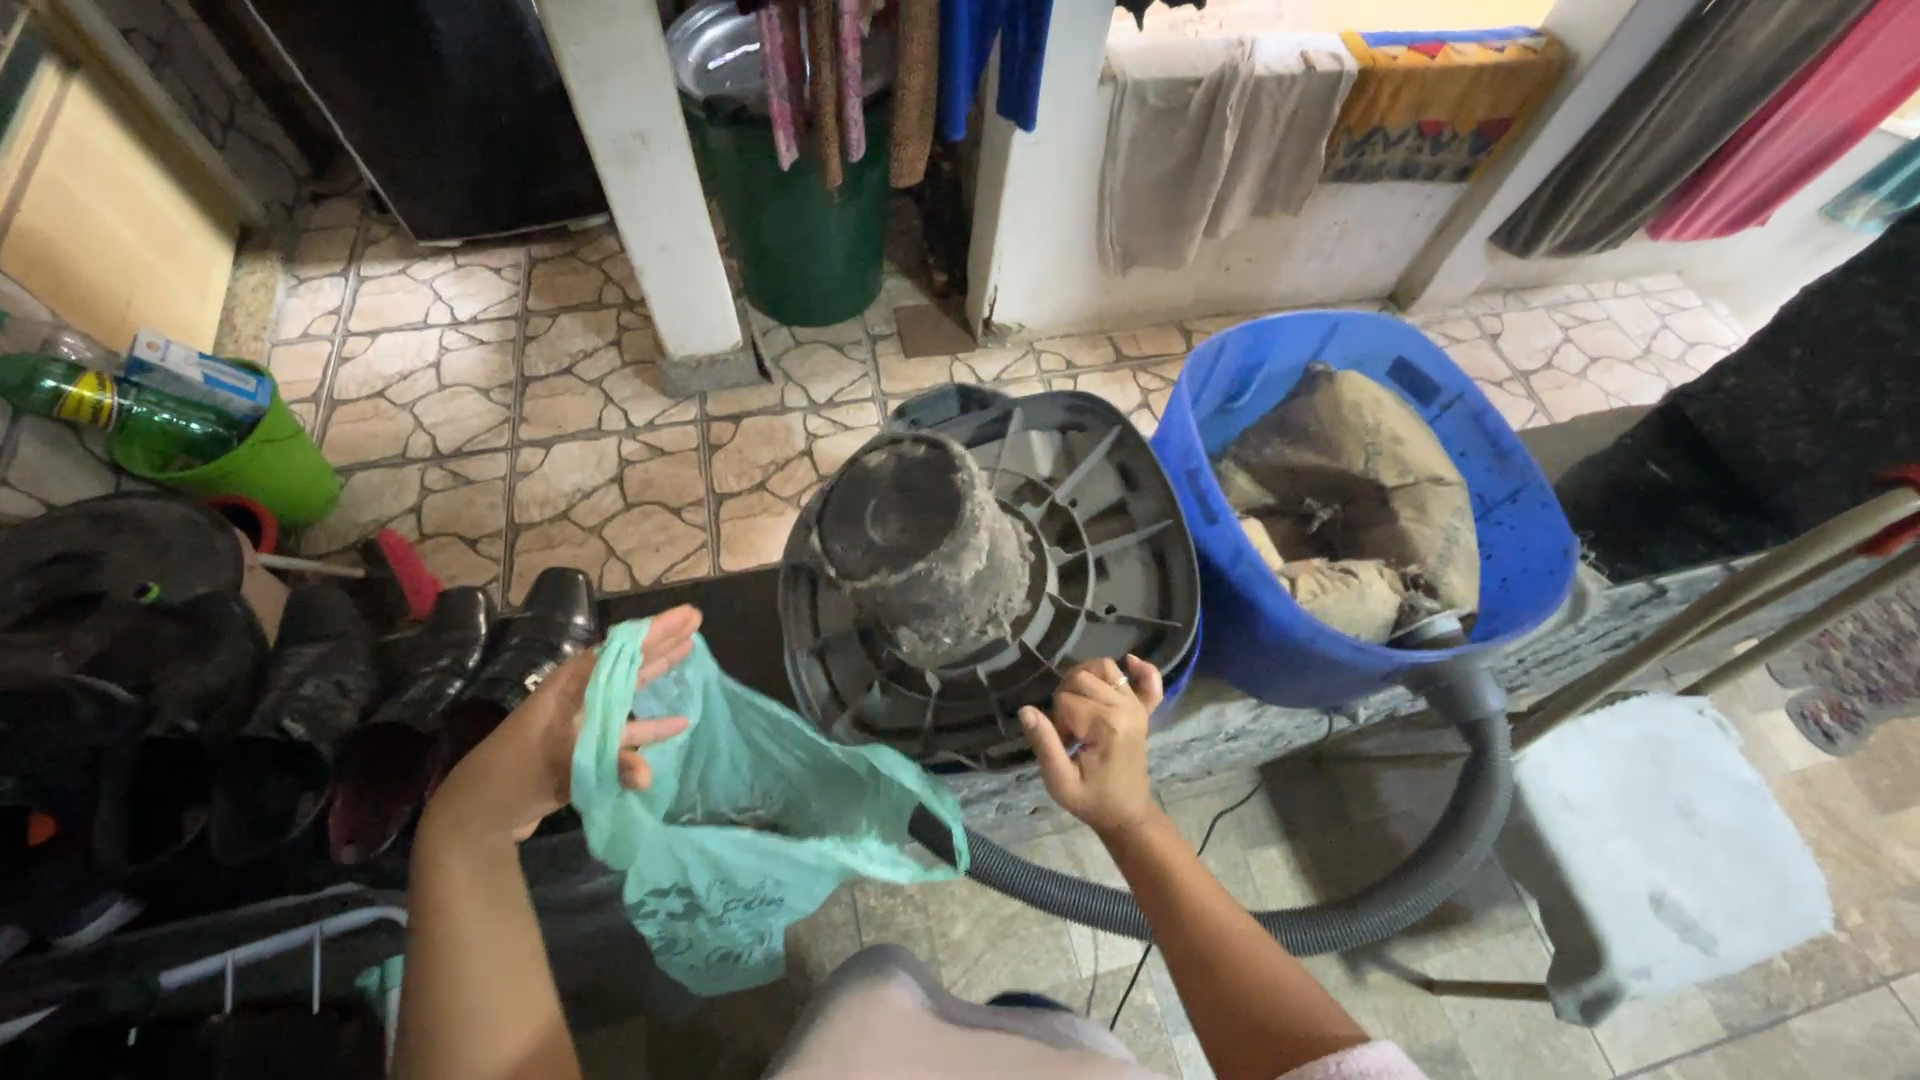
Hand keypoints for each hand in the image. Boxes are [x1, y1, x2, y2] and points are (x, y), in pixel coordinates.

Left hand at [420, 605, 702, 845]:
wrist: (477, 813)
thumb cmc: (514, 775)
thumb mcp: (560, 766)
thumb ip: (609, 766)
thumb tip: (648, 774)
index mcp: (571, 688)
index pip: (620, 651)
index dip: (654, 632)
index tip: (687, 615)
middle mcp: (579, 697)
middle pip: (627, 662)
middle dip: (660, 642)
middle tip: (694, 621)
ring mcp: (583, 722)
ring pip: (629, 689)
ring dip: (657, 672)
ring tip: (688, 651)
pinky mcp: (586, 748)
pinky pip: (627, 730)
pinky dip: (651, 727)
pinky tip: (679, 722)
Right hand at [1019, 655, 1164, 837]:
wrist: (1127, 814)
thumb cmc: (1092, 800)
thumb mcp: (1060, 781)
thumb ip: (1044, 743)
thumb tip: (1026, 710)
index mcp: (1106, 725)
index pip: (1064, 699)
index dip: (1055, 721)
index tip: (1063, 745)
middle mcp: (1125, 707)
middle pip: (1081, 678)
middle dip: (1065, 700)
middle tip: (1069, 733)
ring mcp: (1137, 706)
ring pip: (1104, 668)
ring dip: (1085, 680)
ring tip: (1079, 707)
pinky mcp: (1144, 710)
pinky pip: (1149, 680)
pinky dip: (1141, 670)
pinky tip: (1130, 663)